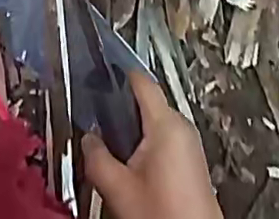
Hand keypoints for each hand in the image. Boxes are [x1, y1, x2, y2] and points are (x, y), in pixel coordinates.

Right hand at [82, 71, 219, 218]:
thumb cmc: (166, 217)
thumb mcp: (119, 189)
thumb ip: (97, 159)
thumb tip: (87, 140)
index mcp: (166, 123)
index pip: (141, 80)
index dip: (119, 73)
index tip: (100, 73)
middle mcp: (182, 126)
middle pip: (146, 101)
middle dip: (122, 110)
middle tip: (99, 121)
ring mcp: (189, 143)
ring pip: (154, 121)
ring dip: (133, 130)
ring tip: (113, 148)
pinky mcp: (191, 160)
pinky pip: (164, 138)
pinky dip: (146, 144)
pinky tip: (132, 166)